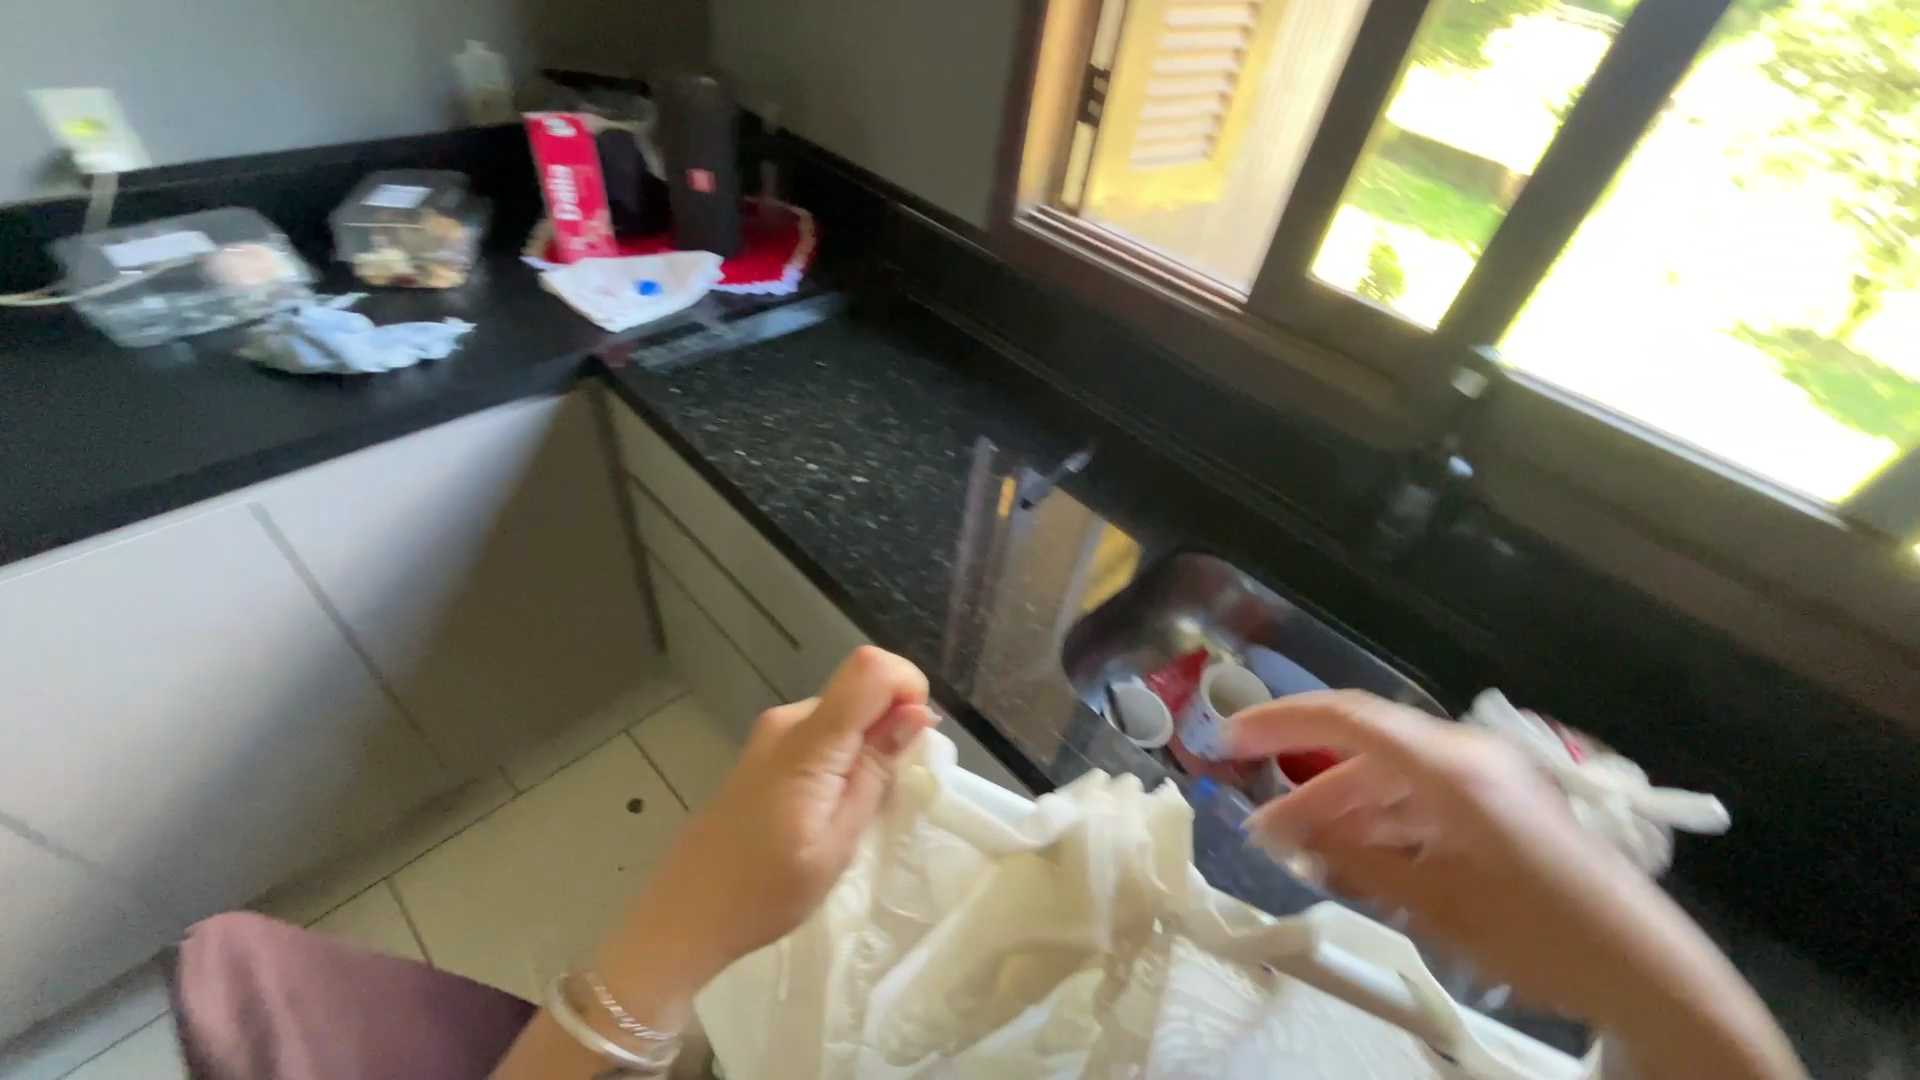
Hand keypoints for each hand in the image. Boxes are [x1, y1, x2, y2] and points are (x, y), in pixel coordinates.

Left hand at [623, 647, 932, 981]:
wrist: (685, 917)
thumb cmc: (765, 892)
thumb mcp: (837, 842)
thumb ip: (875, 770)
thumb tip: (917, 713)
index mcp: (807, 740)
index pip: (869, 668)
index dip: (907, 685)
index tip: (917, 740)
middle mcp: (788, 721)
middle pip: (860, 687)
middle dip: (894, 722)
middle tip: (894, 789)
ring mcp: (772, 734)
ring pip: (845, 710)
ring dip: (870, 742)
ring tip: (861, 807)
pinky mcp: (766, 751)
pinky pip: (823, 730)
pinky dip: (846, 753)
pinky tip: (834, 804)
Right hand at [1230, 691, 1727, 1021]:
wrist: (1657, 981)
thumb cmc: (1544, 938)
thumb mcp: (1435, 903)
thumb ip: (1352, 858)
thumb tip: (1283, 832)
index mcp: (1450, 768)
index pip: (1345, 718)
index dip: (1278, 722)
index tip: (1229, 739)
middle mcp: (1465, 756)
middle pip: (1362, 751)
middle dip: (1305, 787)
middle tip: (1261, 825)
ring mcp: (1484, 777)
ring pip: (1387, 777)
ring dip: (1340, 809)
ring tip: (1297, 848)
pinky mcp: (1497, 802)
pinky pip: (1417, 797)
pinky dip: (1378, 821)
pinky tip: (1353, 854)